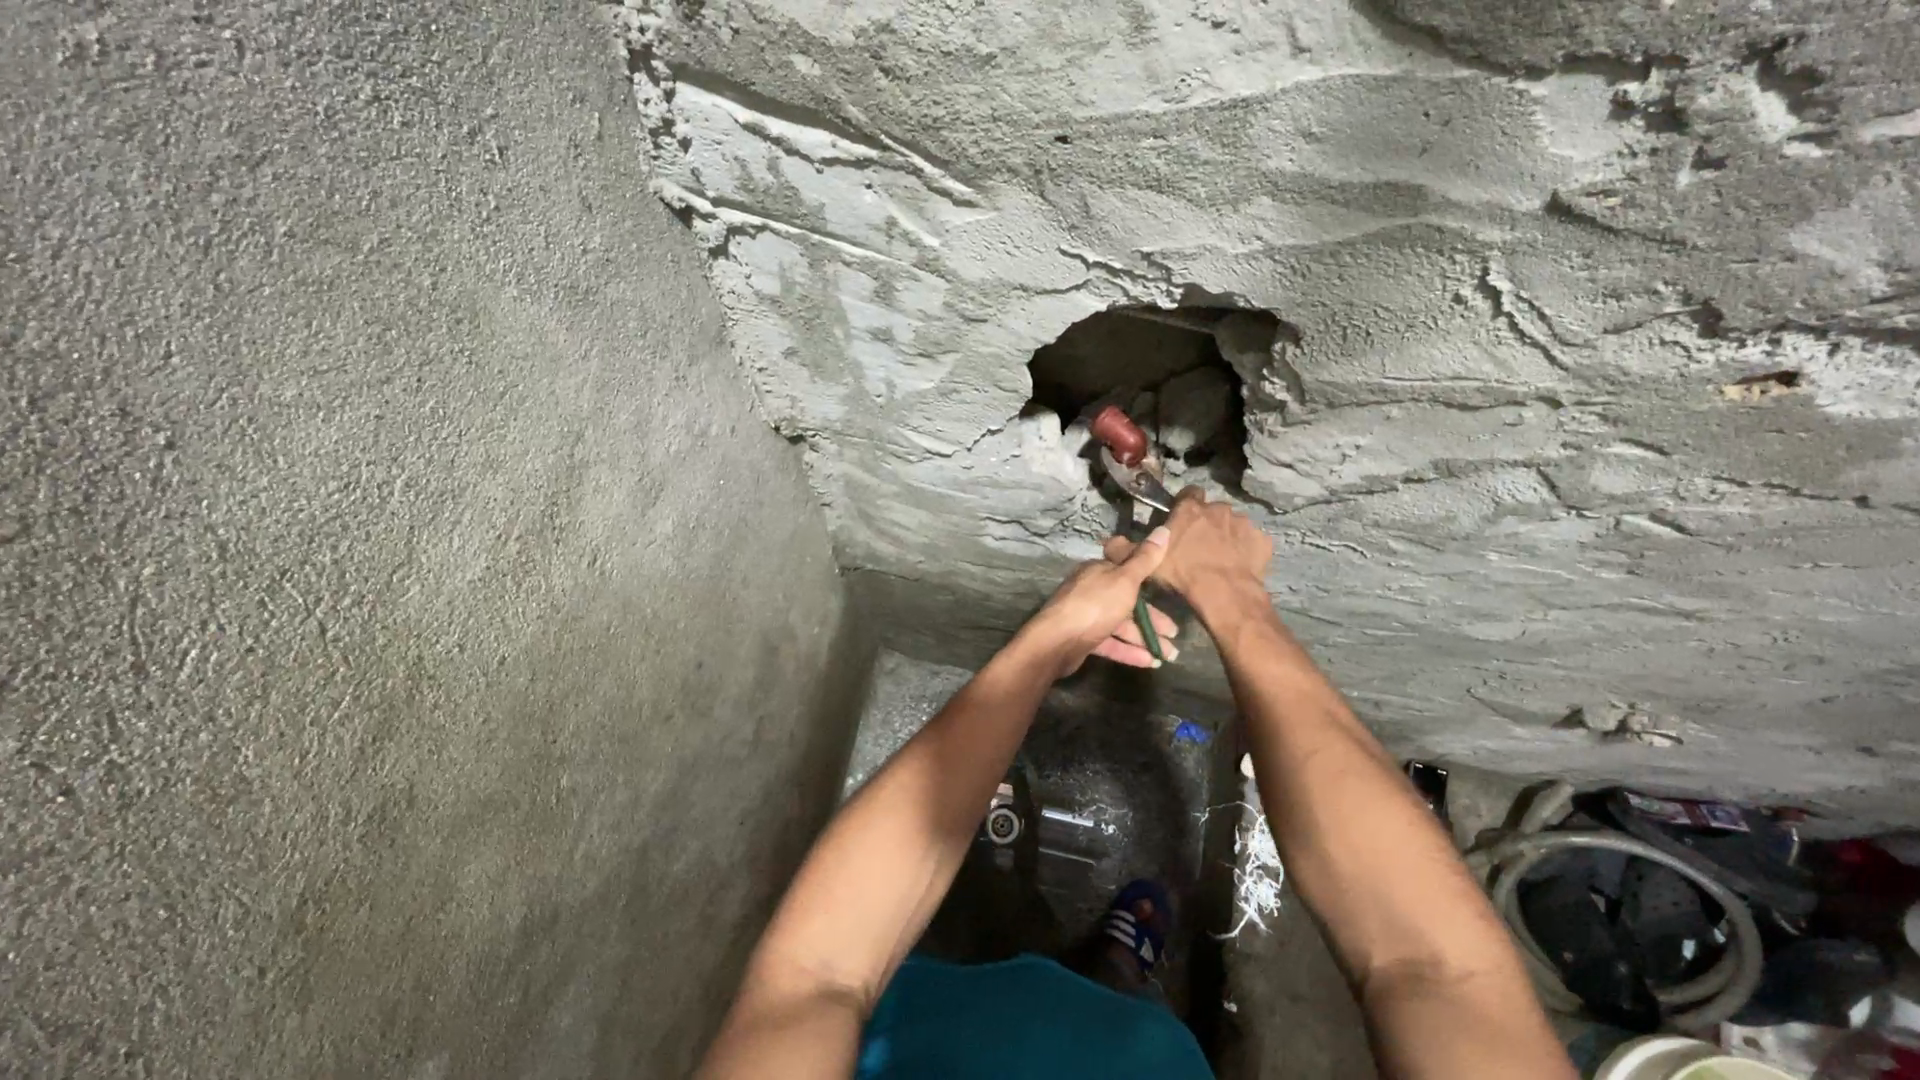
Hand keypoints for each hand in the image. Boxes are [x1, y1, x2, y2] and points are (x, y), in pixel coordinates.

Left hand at [1020, 527, 1179, 678]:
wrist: (1057, 641)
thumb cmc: (1095, 605)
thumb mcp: (1125, 579)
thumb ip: (1145, 559)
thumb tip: (1164, 529)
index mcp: (1098, 572)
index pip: (1128, 571)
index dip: (1149, 581)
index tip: (1168, 592)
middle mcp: (1091, 591)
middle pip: (1127, 603)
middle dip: (1153, 619)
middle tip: (1175, 633)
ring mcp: (1087, 616)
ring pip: (1121, 626)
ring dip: (1145, 638)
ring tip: (1169, 654)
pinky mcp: (1083, 639)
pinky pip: (1111, 643)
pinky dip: (1130, 651)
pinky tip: (1149, 662)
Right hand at [1103, 489, 1271, 606]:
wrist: (1224, 594)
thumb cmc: (1182, 575)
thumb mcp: (1147, 564)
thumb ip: (1125, 550)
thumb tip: (1108, 542)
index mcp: (1190, 509)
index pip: (1189, 494)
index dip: (1185, 506)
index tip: (1181, 522)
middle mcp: (1218, 509)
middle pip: (1211, 511)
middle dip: (1206, 524)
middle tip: (1197, 548)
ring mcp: (1244, 524)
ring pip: (1233, 526)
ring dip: (1227, 537)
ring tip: (1220, 560)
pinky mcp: (1262, 541)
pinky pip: (1253, 543)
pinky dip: (1246, 552)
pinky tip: (1239, 567)